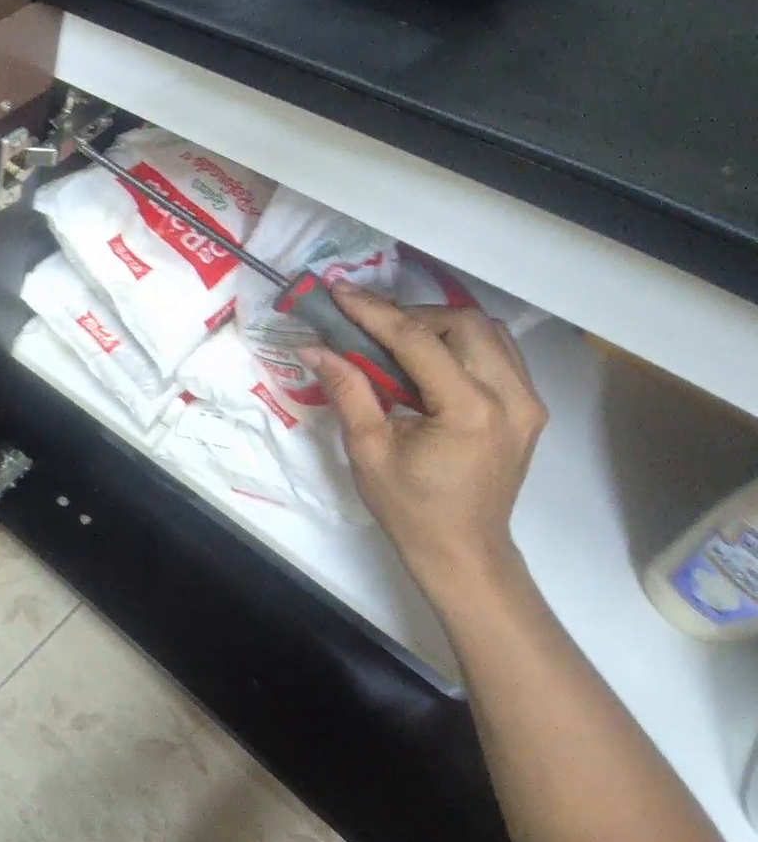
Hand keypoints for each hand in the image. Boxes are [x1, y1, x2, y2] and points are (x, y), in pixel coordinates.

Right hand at [301, 284, 547, 603]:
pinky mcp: (526, 409)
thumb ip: (348, 390)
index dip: (374, 312)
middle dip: (411, 314)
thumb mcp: (367, 448)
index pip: (419, 341)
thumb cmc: (407, 505)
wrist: (461, 548)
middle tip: (367, 323)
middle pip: (466, 324)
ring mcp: (527, 402)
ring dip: (437, 326)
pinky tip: (423, 360)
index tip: (338, 293)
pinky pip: (496, 356)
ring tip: (392, 338)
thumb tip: (314, 348)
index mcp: (469, 410)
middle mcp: (511, 398)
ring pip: (487, 334)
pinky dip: (457, 345)